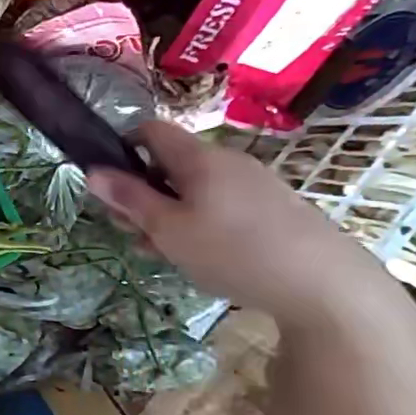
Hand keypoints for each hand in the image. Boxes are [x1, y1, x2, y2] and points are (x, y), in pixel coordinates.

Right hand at [85, 122, 406, 328]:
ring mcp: (251, 184)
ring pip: (190, 189)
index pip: (150, 131)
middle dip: (140, 193)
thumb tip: (93, 172)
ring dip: (164, 214)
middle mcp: (226, 161)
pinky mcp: (269, 208)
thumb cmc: (231, 251)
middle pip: (168, 164)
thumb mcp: (167, 228)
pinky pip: (216, 205)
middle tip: (129, 231)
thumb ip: (129, 199)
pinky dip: (194, 223)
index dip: (122, 150)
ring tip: (159, 252)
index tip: (110, 187)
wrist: (322, 283)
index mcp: (198, 158)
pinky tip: (195, 255)